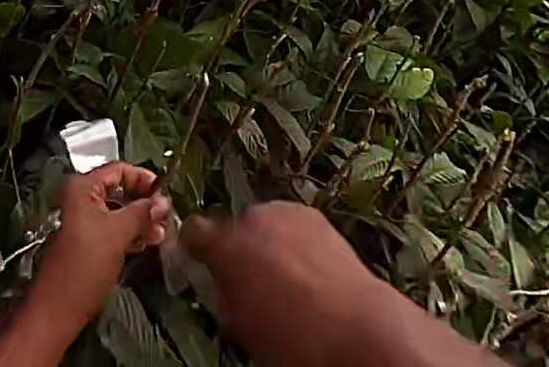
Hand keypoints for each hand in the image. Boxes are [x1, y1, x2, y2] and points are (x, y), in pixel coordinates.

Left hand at [26, 162, 171, 328]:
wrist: (56, 313)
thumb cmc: (83, 267)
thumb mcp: (118, 233)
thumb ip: (142, 212)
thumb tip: (163, 201)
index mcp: (82, 188)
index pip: (119, 169)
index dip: (143, 178)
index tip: (163, 192)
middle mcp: (79, 199)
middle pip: (119, 189)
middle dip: (143, 202)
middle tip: (164, 214)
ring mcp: (81, 220)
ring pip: (117, 210)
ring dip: (139, 219)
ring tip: (160, 232)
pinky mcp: (85, 241)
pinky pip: (111, 227)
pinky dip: (129, 232)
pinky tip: (145, 241)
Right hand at [182, 202, 501, 366]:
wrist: (353, 325)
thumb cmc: (292, 338)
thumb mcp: (245, 327)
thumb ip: (228, 298)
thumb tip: (228, 290)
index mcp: (226, 247)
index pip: (194, 233)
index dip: (195, 246)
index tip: (199, 258)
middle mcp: (251, 218)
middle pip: (234, 227)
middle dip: (240, 249)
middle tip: (252, 283)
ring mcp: (283, 211)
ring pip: (265, 223)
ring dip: (268, 241)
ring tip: (286, 277)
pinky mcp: (311, 213)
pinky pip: (291, 223)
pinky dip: (293, 239)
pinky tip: (308, 268)